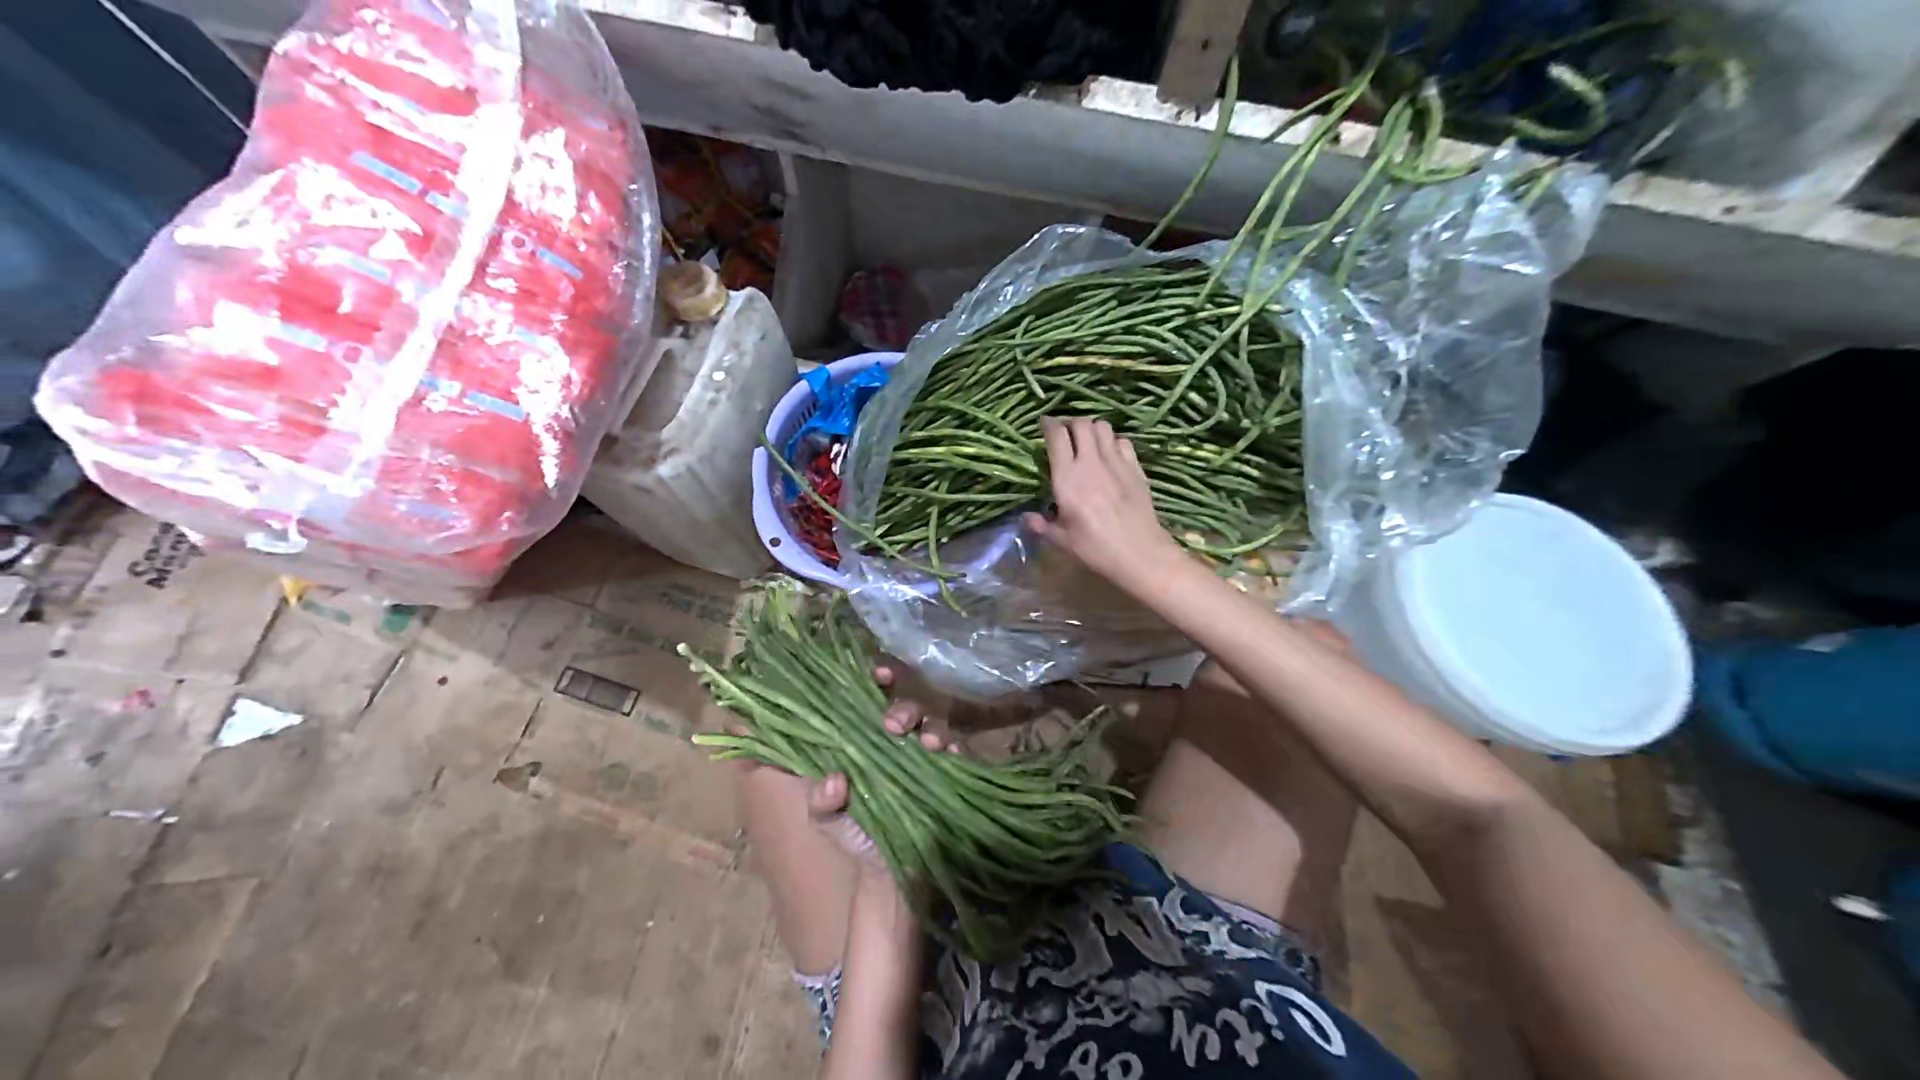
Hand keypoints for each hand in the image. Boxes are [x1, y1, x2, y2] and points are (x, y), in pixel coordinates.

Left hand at [803, 665, 958, 878]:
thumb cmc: (859, 840)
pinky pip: (959, 753)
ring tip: (927, 742)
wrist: (894, 880)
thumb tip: (834, 780)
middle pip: (906, 709)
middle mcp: (899, 744)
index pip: (873, 700)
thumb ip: (821, 802)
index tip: (880, 676)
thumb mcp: (828, 822)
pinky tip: (948, 755)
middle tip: (893, 724)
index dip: (877, 681)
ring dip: (931, 728)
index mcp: (868, 743)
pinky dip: (955, 749)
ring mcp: (928, 759)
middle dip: (903, 709)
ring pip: (934, 726)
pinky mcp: (954, 775)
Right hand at [1025, 416, 1185, 595]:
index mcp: (1067, 478)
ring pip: (1103, 427)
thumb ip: (1041, 524)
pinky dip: (1113, 442)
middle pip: (1081, 423)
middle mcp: (1091, 462)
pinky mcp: (1135, 468)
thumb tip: (1027, 517)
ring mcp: (1116, 462)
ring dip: (1092, 429)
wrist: (1139, 552)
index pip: (1056, 436)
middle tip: (1065, 434)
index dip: (1048, 425)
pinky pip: (1123, 441)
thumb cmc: (1095, 548)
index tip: (1043, 424)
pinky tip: (1110, 455)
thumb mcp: (1061, 539)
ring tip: (1087, 441)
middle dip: (1071, 424)